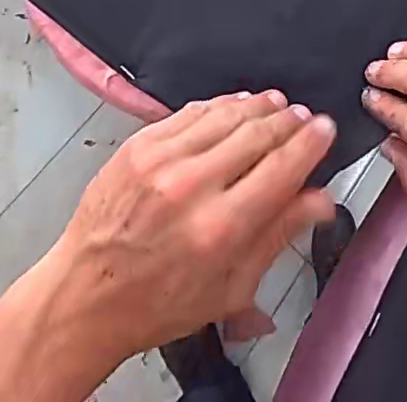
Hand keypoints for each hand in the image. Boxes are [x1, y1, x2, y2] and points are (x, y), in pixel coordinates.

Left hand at [38, 90, 335, 366]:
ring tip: (278, 104)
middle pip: (260, 131)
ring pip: (230, 112)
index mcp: (220, 230)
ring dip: (262, 105)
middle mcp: (191, 188)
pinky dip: (223, 104)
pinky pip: (195, 110)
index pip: (284, 166)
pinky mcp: (139, 145)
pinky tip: (238, 105)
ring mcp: (161, 161)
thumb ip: (281, 233)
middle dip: (291, 119)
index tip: (325, 128)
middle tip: (304, 117)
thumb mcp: (231, 287)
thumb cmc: (158, 302)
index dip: (312, 140)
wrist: (81, 298)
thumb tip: (323, 198)